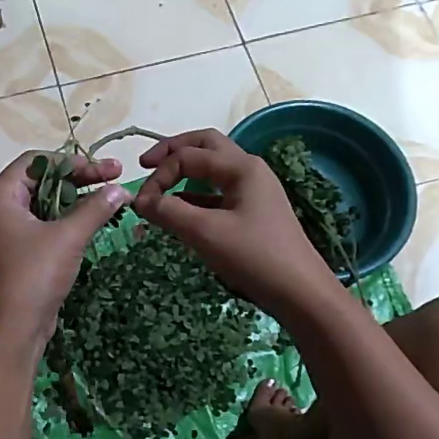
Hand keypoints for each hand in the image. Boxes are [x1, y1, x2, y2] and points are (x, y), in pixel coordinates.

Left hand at [0, 152, 130, 348]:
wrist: (14, 330)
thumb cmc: (34, 276)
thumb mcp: (67, 237)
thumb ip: (94, 208)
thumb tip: (119, 189)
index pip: (36, 162)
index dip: (72, 161)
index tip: (106, 170)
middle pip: (41, 180)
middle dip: (78, 179)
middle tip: (114, 180)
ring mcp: (7, 232)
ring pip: (45, 204)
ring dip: (76, 200)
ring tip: (109, 200)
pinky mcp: (19, 252)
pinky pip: (45, 225)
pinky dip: (68, 221)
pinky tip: (94, 222)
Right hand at [131, 129, 333, 317]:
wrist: (300, 292)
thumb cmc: (254, 257)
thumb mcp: (206, 233)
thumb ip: (169, 212)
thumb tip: (139, 201)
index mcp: (240, 167)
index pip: (187, 156)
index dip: (159, 176)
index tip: (140, 205)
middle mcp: (247, 171)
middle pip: (204, 146)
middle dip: (172, 152)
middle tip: (144, 164)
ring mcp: (251, 192)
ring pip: (210, 169)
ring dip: (182, 173)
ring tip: (156, 189)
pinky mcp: (250, 214)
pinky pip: (215, 195)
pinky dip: (192, 197)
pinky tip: (176, 212)